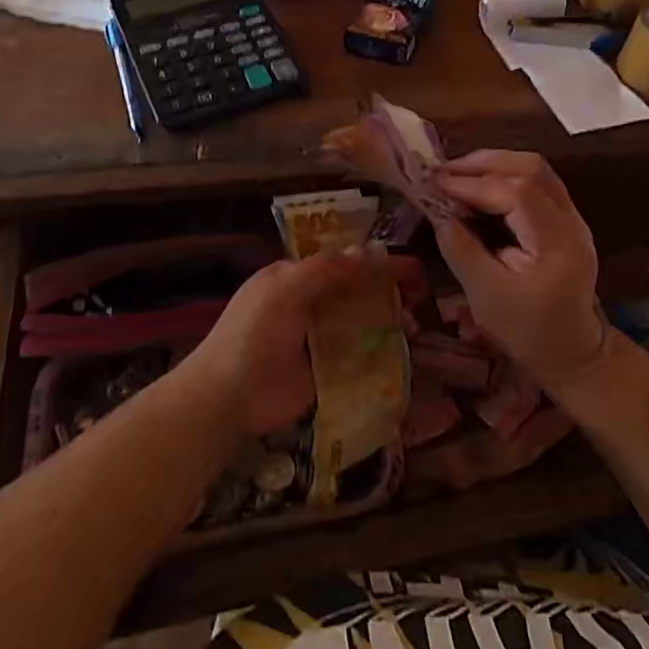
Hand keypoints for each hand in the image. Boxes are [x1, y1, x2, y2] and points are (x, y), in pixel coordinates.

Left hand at [169, 246, 417, 437]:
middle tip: (419, 300)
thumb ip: (323, 270)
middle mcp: (308, 306)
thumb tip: (364, 252)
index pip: (341, 263)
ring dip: (388, 322)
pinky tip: (403, 355)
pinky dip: (381, 354)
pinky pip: (358, 358)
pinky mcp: (326, 372)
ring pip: (361, 324)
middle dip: (387, 292)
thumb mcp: (283, 291)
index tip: (413, 268)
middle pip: (355, 293)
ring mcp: (317, 340)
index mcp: (293, 280)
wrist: (229, 396)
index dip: (376, 263)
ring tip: (414, 328)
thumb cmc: (253, 334)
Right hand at [430, 150, 608, 388]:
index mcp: (556, 243)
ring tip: (456, 175)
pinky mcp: (566, 224)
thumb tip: (438, 213)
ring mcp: (573, 221)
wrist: (570, 353)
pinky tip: (478, 187)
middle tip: (443, 171)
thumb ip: (461, 249)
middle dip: (484, 163)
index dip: (472, 183)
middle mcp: (571, 223)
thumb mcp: (485, 295)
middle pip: (532, 169)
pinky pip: (538, 186)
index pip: (516, 193)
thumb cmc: (526, 331)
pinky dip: (505, 178)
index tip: (435, 184)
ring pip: (537, 172)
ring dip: (495, 166)